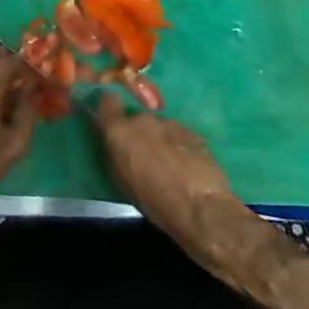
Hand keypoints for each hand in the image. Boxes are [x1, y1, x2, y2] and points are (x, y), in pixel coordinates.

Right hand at [92, 94, 251, 269]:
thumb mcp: (122, 181)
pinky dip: (177, 145)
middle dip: (137, 134)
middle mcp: (143, 119)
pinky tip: (185, 166)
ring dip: (158, 139)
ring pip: (158, 127)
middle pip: (135, 119)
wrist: (201, 206)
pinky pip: (177, 134)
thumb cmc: (155, 201)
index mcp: (120, 132)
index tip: (111, 123)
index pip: (107, 102)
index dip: (109, 110)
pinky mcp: (192, 130)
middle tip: (143, 156)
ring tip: (167, 165)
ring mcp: (170, 122)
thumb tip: (115, 143)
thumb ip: (116, 154)